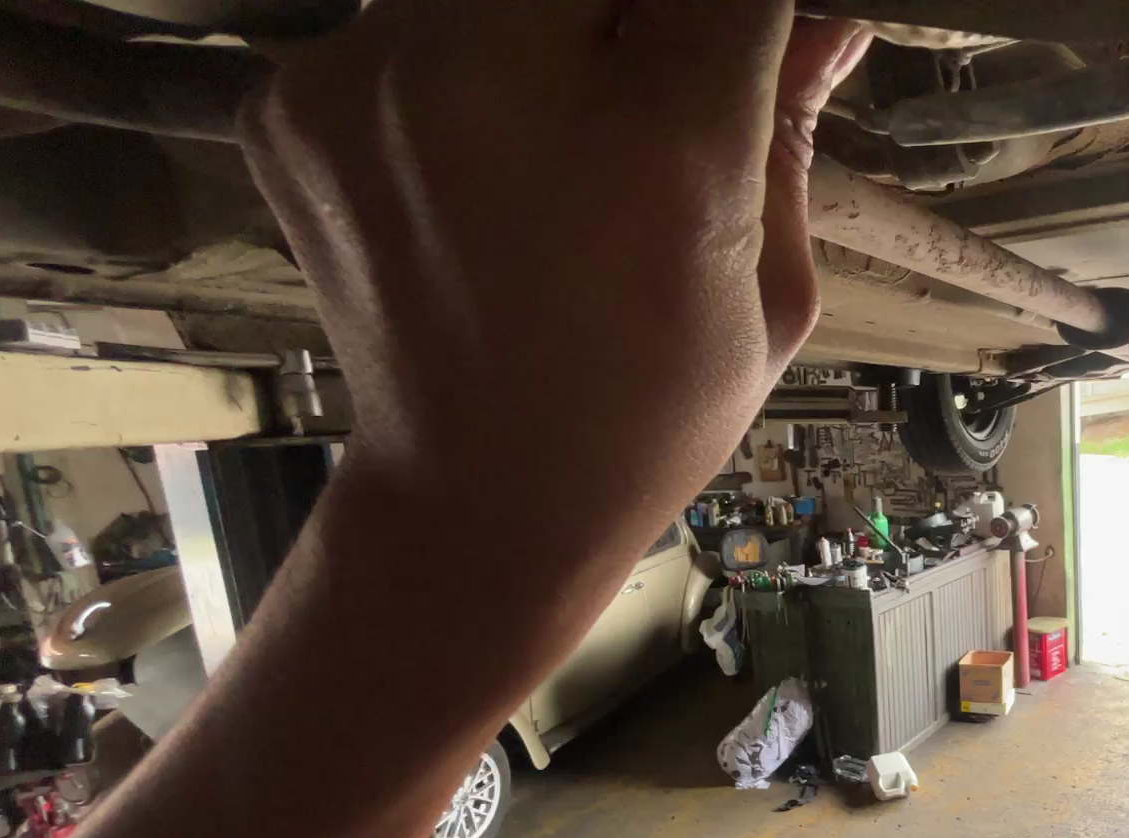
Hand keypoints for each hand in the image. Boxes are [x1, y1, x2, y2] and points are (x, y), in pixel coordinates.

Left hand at [239, 0, 868, 531]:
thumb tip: (834, 24)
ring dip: (549, 30)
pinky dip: (462, 67)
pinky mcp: (294, 103)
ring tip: (563, 138)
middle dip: (647, 13)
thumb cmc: (661, 417)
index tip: (744, 48)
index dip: (748, 14)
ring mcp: (378, 84)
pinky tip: (485, 169)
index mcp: (666, 155)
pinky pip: (402, 19)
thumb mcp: (772, 302)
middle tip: (652, 91)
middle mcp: (509, 87)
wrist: (492, 497)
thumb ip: (793, 145)